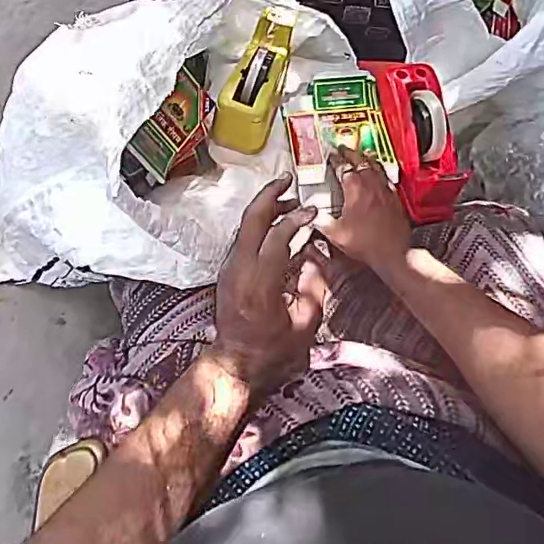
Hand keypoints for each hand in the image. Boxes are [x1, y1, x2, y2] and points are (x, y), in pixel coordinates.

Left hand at [211, 177, 327, 396]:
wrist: (235, 363)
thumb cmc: (272, 351)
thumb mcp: (304, 325)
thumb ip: (314, 287)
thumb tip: (315, 257)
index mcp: (259, 283)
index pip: (276, 237)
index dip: (296, 220)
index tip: (312, 211)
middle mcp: (239, 269)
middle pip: (251, 219)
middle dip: (269, 195)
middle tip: (287, 180)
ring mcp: (229, 268)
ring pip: (244, 226)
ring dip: (264, 208)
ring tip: (287, 200)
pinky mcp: (227, 271)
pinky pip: (243, 238)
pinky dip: (258, 224)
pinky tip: (274, 223)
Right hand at [314, 146, 412, 271]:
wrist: (393, 253)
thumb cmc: (366, 243)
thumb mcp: (336, 233)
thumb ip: (321, 221)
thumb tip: (312, 215)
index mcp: (355, 189)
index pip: (343, 167)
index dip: (335, 159)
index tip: (331, 155)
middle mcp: (371, 185)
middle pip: (360, 161)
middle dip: (350, 153)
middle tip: (343, 149)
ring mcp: (385, 190)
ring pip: (375, 166)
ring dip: (366, 158)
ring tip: (361, 154)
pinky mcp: (395, 198)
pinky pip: (386, 177)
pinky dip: (380, 171)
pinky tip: (379, 174)